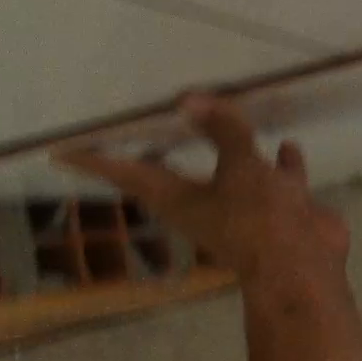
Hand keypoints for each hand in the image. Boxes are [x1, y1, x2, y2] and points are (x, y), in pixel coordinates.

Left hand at [54, 95, 349, 299]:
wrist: (300, 262)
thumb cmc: (257, 219)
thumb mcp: (240, 170)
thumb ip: (223, 134)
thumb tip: (190, 98)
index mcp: (177, 198)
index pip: (126, 174)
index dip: (96, 161)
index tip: (61, 153)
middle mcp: (205, 202)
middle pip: (172, 175)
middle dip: (158, 155)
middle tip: (143, 131)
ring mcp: (244, 206)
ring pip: (231, 173)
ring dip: (228, 151)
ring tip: (225, 125)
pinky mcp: (279, 207)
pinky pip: (277, 177)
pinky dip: (281, 161)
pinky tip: (287, 144)